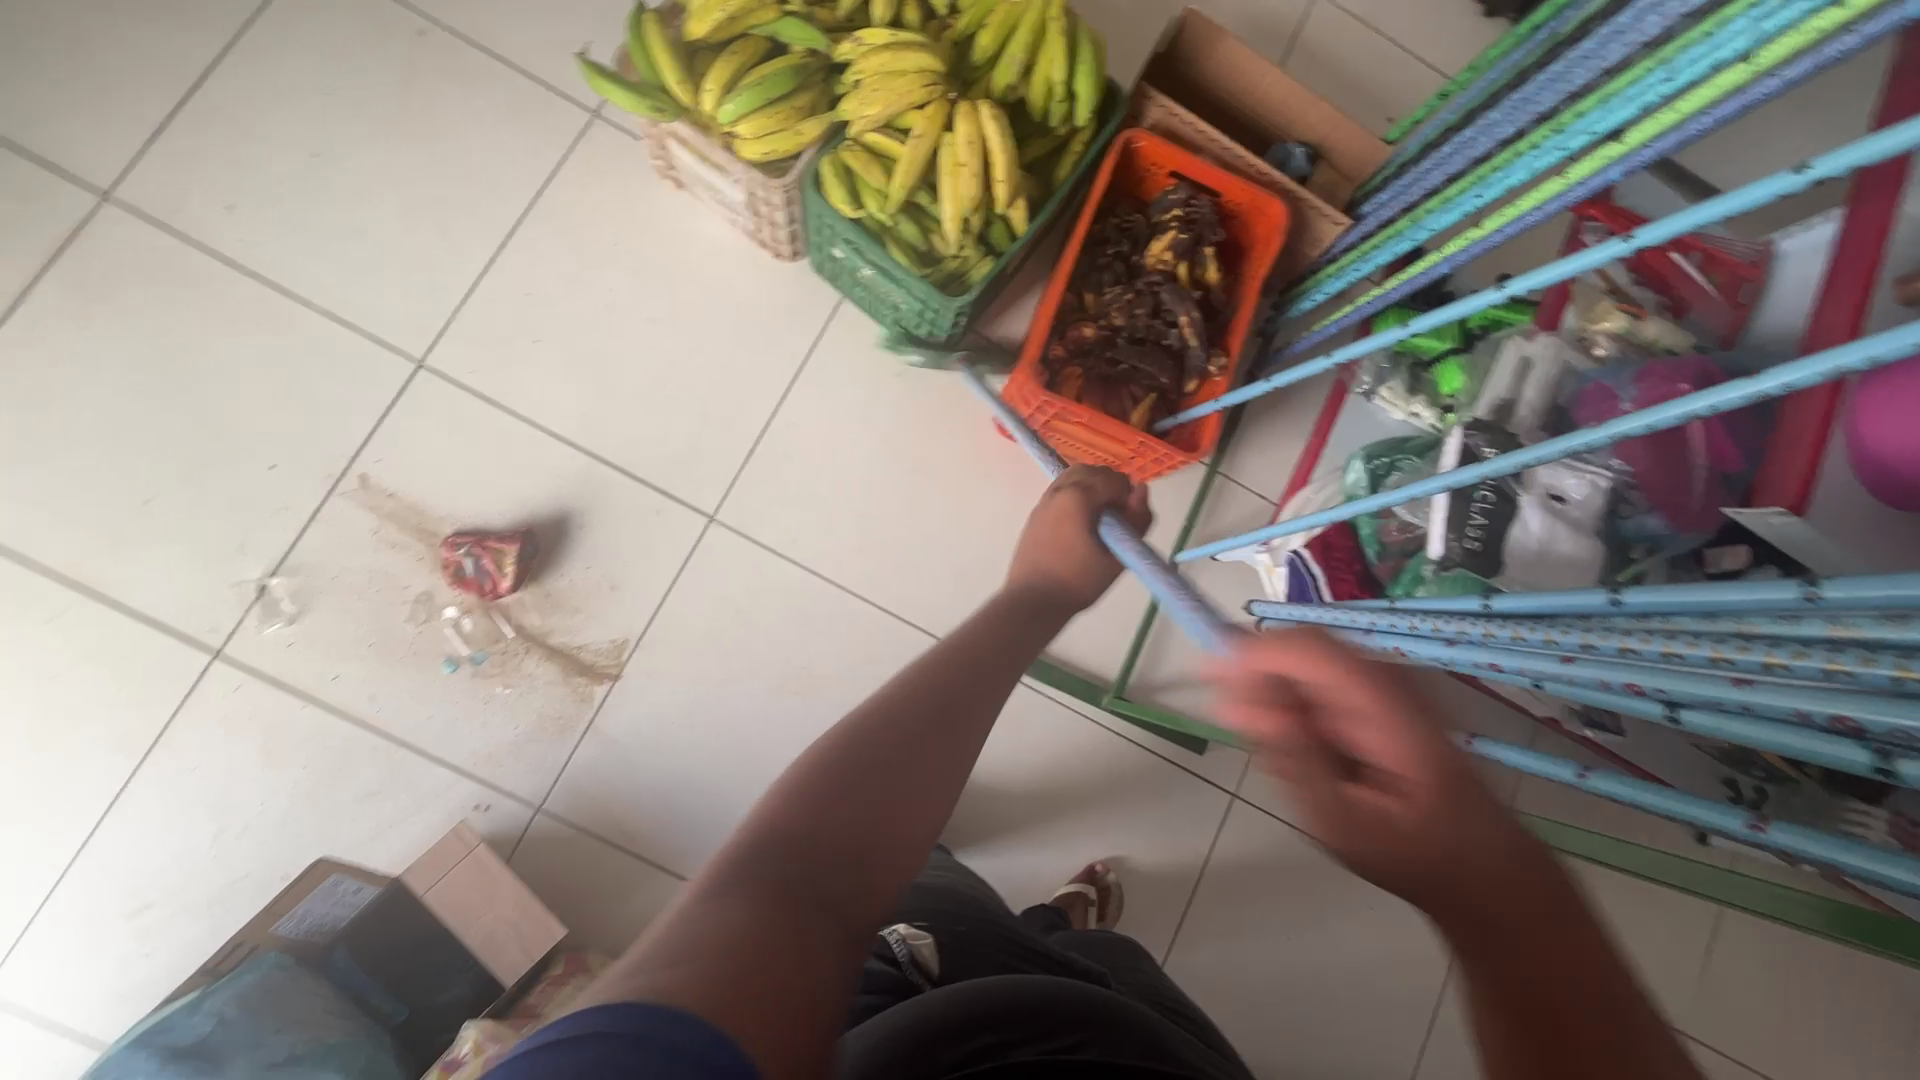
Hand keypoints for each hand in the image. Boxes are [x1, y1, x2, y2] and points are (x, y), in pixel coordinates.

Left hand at [1004, 466, 1151, 614]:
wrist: (1033, 601)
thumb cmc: (1078, 581)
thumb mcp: (1117, 556)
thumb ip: (1136, 521)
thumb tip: (1142, 489)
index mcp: (1078, 496)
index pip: (1114, 479)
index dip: (1128, 497)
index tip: (1129, 522)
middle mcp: (1058, 491)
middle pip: (1092, 471)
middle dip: (1110, 487)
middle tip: (1117, 517)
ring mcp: (1043, 501)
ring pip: (1073, 478)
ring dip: (1092, 489)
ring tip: (1100, 520)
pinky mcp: (1035, 515)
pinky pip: (1060, 492)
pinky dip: (1076, 497)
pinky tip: (1081, 526)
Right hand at [1212, 628, 1544, 919]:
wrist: (1484, 870)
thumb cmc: (1409, 852)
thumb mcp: (1336, 818)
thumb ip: (1290, 755)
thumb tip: (1236, 703)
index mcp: (1379, 703)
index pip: (1305, 646)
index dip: (1251, 652)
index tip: (1210, 679)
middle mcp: (1386, 679)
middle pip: (1305, 646)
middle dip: (1259, 672)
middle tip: (1238, 721)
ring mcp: (1389, 686)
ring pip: (1310, 662)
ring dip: (1278, 692)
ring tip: (1278, 749)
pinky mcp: (1385, 699)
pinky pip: (1325, 681)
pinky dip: (1299, 704)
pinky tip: (1305, 750)